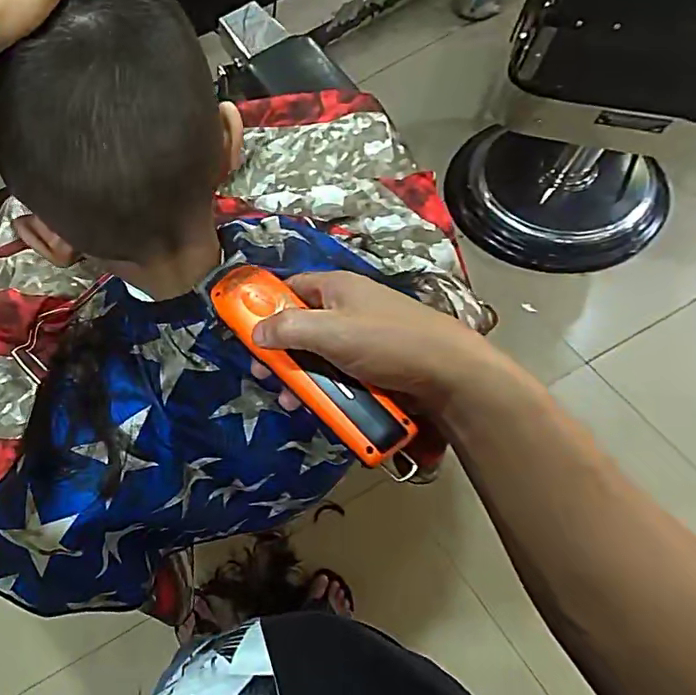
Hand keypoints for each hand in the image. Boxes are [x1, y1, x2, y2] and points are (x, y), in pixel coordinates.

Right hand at [250, 272, 513, 414]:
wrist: (450, 374)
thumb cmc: (388, 342)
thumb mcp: (330, 332)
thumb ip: (288, 329)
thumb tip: (255, 331)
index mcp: (337, 287)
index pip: (290, 287)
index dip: (265, 305)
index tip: (246, 331)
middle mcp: (348, 309)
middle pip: (301, 327)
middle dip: (281, 354)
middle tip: (267, 376)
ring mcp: (362, 339)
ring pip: (319, 357)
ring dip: (303, 379)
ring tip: (293, 401)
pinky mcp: (374, 366)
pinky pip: (340, 375)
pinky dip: (328, 389)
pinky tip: (321, 407)